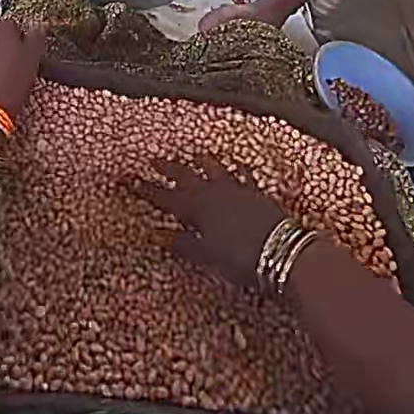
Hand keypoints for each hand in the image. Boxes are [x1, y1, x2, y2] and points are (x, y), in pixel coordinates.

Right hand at [138, 158, 288, 289]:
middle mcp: (213, 193)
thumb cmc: (240, 257)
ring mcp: (236, 190)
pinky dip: (237, 170)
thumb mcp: (206, 254)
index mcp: (197, 208)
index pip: (165, 197)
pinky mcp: (256, 194)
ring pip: (214, 170)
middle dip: (169, 169)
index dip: (147, 189)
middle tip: (154, 160)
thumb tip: (156, 234)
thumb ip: (182, 243)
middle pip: (186, 176)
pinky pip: (243, 176)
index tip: (131, 180)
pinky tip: (237, 165)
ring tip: (196, 155)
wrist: (283, 252)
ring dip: (203, 163)